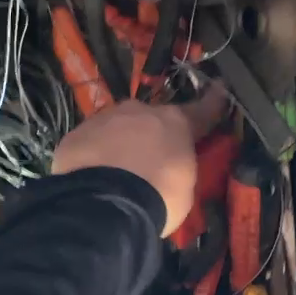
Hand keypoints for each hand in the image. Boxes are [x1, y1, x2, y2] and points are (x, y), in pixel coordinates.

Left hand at [51, 85, 227, 236]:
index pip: (201, 111)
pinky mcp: (75, 135)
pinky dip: (96, 155)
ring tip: (119, 171)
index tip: (220, 88)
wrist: (104, 205)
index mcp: (175, 123)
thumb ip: (180, 167)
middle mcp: (140, 112)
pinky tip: (95, 176)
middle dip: (154, 134)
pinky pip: (92, 143)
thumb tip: (173, 166)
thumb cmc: (159, 198)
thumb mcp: (186, 186)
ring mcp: (104, 119)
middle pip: (152, 119)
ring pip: (118, 127)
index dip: (212, 103)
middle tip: (152, 158)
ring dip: (122, 143)